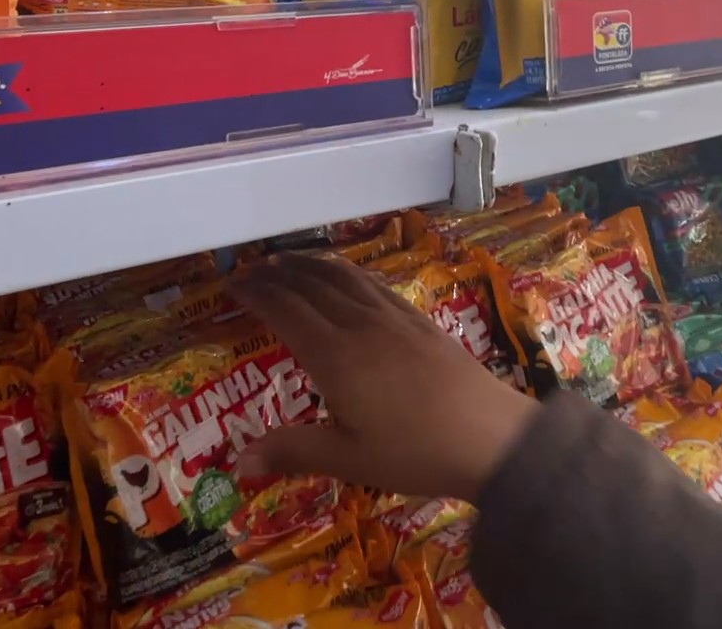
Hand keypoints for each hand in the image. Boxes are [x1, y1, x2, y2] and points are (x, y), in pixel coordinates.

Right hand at [228, 252, 537, 501]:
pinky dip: (345, 270)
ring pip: (341, 276)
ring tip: (286, 259)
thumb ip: (293, 452)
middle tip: (250, 268)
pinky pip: (371, 281)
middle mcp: (358, 324)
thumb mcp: (349, 459)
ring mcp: (391, 316)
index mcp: (335, 355)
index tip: (232, 284)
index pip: (285, 310)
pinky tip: (343, 273)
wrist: (489, 435)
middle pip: (309, 285)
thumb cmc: (415, 452)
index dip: (256, 293)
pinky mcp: (416, 317)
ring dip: (308, 263)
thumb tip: (239, 462)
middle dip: (275, 273)